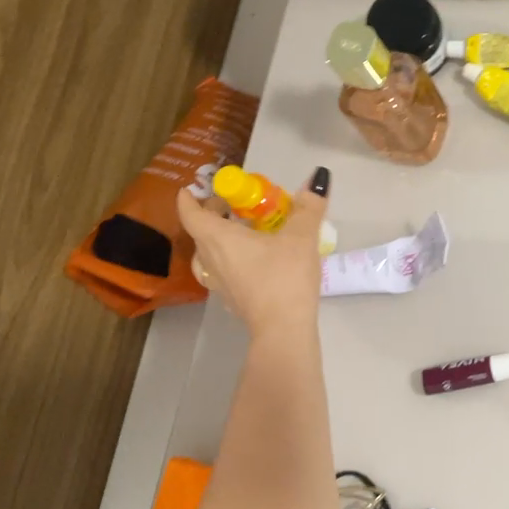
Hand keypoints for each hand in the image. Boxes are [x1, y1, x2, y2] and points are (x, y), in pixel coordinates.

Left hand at [174, 167, 329, 338]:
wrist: (284, 329)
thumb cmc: (284, 277)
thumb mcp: (301, 237)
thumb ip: (308, 207)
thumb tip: (320, 178)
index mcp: (217, 237)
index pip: (189, 211)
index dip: (190, 197)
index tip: (196, 188)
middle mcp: (209, 259)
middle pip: (201, 231)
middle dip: (214, 215)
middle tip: (236, 208)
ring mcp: (219, 283)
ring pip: (210, 255)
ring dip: (221, 241)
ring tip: (245, 235)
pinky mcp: (232, 301)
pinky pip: (224, 273)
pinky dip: (232, 262)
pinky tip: (255, 265)